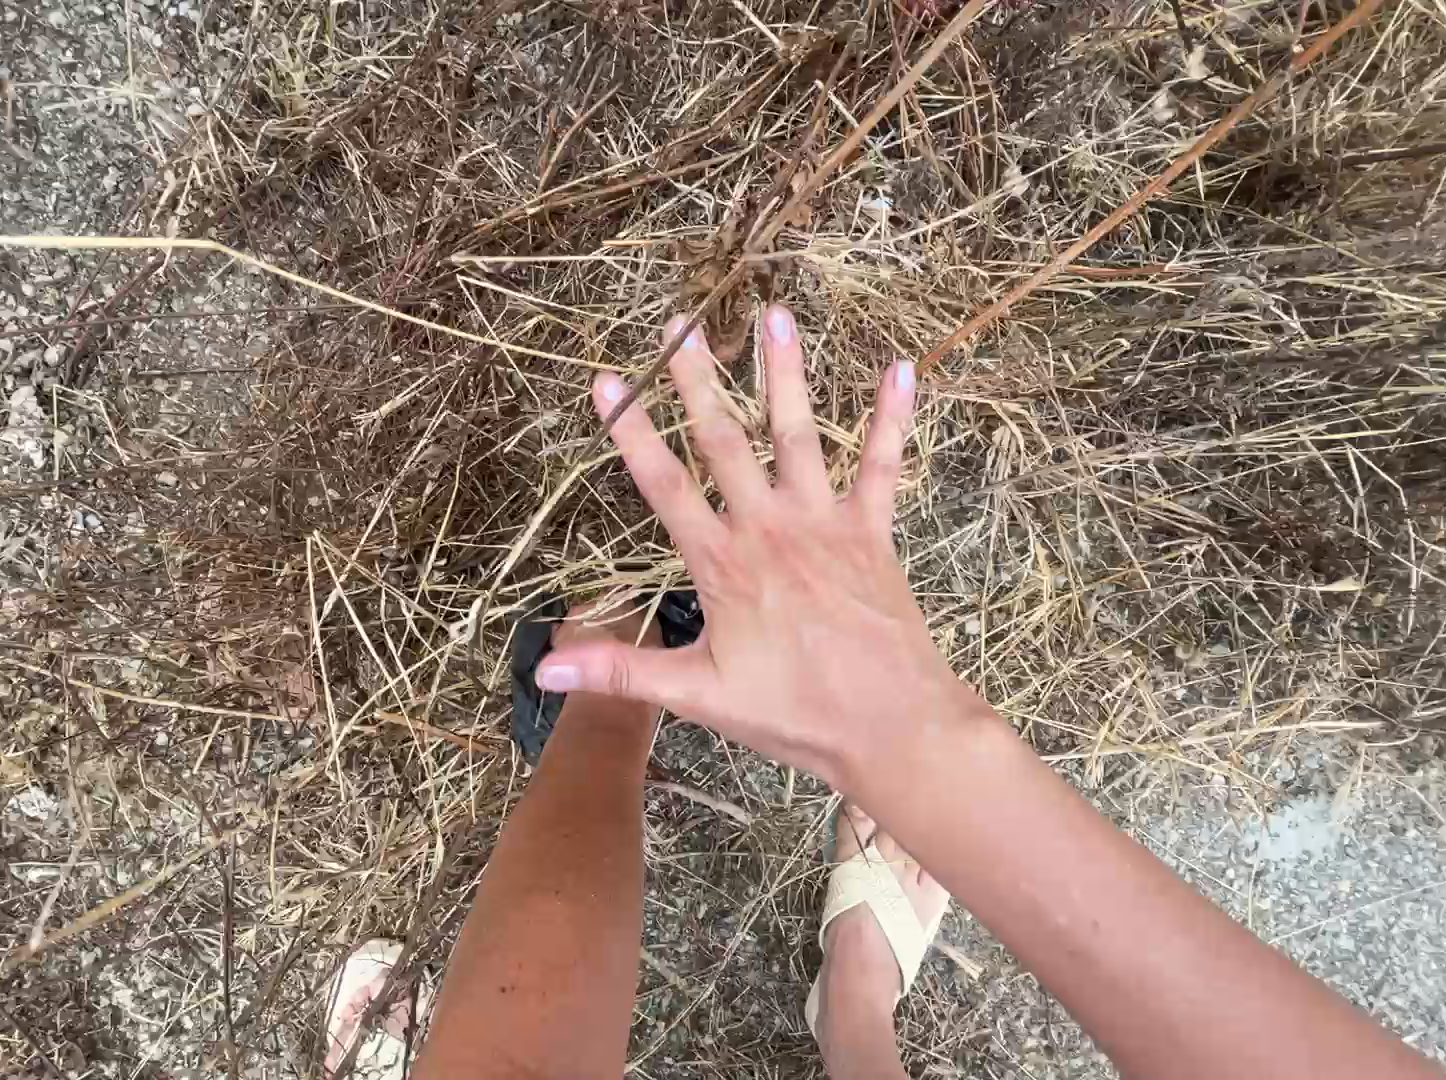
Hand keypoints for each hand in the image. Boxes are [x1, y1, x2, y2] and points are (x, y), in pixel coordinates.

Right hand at [535, 305, 976, 785]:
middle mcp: (770, 528)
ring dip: (785, 374)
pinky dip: (892, 419)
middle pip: (724, 441)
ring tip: (774, 315)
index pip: (664, 486)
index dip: (631, 433)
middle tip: (682, 326)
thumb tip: (544, 669)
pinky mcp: (872, 531)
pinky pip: (883, 465)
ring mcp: (825, 523)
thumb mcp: (697, 694)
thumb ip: (621, 671)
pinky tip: (901, 370)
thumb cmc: (793, 713)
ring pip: (799, 434)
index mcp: (723, 564)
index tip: (607, 384)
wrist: (891, 727)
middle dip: (698, 382)